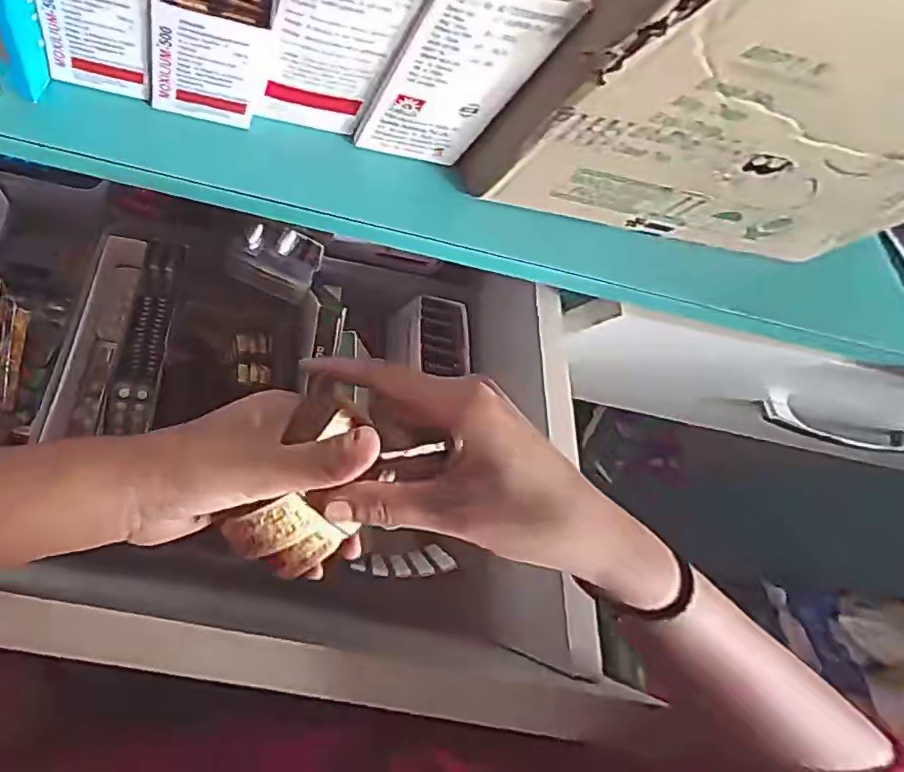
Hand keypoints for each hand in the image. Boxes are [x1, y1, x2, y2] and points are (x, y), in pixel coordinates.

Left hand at [125, 389, 380, 549]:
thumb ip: (320, 461)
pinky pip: (277, 516)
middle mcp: (272, 436)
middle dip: (342, 500)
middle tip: (361, 531)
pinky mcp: (240, 498)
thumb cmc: (198, 468)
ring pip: (301, 495)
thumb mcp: (267, 466)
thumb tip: (374, 444)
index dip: (362, 457)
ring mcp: (255, 468)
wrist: (136, 497)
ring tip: (342, 554)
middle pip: (321, 466)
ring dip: (320, 524)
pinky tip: (307, 565)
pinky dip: (292, 537)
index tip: (383, 487)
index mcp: (281, 413)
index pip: (336, 427)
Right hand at [312, 359, 681, 608]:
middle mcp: (467, 394)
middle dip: (369, 433)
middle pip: (397, 401)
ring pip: (413, 420)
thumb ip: (387, 504)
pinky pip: (433, 433)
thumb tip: (333, 502)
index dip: (345, 371)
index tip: (310, 370)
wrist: (593, 534)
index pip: (389, 376)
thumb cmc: (532, 518)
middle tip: (341, 463)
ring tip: (367, 483)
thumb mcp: (453, 513)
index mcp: (462, 401)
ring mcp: (476, 410)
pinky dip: (414, 456)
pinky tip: (400, 486)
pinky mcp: (481, 428)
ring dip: (392, 450)